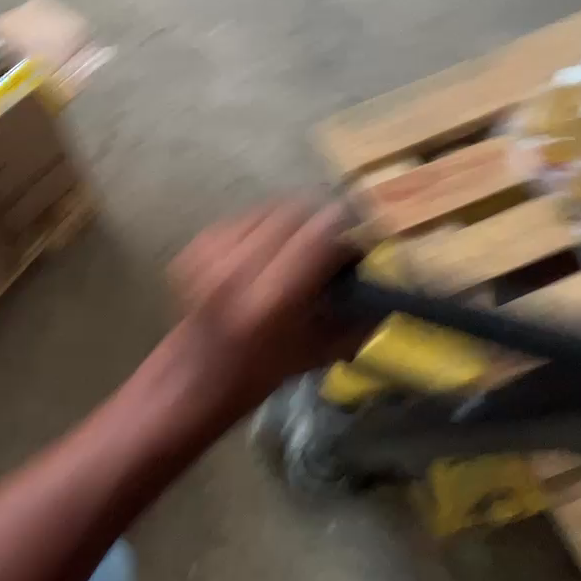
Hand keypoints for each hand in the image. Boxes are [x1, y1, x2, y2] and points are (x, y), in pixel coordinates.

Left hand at [165, 199, 362, 414]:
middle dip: (318, 221)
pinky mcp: (195, 247)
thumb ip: (355, 315)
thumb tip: (385, 281)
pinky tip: (265, 249)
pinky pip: (240, 219)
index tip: (361, 234)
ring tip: (298, 242)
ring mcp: (211, 255)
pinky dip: (260, 228)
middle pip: (292, 213)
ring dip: (289, 221)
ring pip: (266, 210)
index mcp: (273, 297)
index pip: (319, 235)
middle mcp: (238, 269)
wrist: (199, 370)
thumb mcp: (320, 349)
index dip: (346, 229)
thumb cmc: (265, 368)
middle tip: (331, 237)